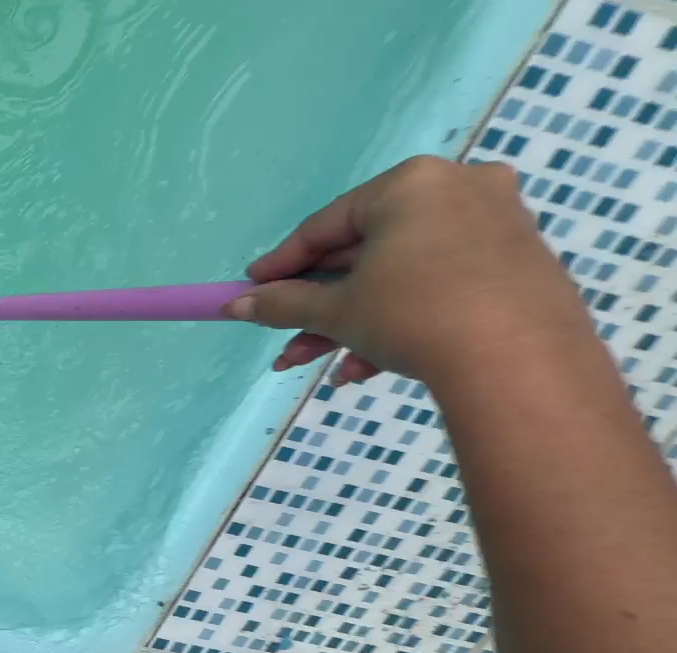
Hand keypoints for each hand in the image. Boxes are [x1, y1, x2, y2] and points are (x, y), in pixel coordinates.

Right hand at [224, 155, 591, 390]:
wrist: (516, 359)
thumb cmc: (412, 314)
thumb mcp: (333, 311)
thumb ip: (281, 304)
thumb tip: (236, 305)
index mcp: (409, 186)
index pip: (324, 226)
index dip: (279, 265)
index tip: (248, 290)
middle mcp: (456, 190)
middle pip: (361, 252)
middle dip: (316, 303)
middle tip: (280, 333)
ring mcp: (491, 224)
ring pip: (393, 275)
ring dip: (345, 322)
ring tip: (308, 363)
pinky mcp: (511, 262)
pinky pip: (431, 285)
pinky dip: (392, 321)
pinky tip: (359, 367)